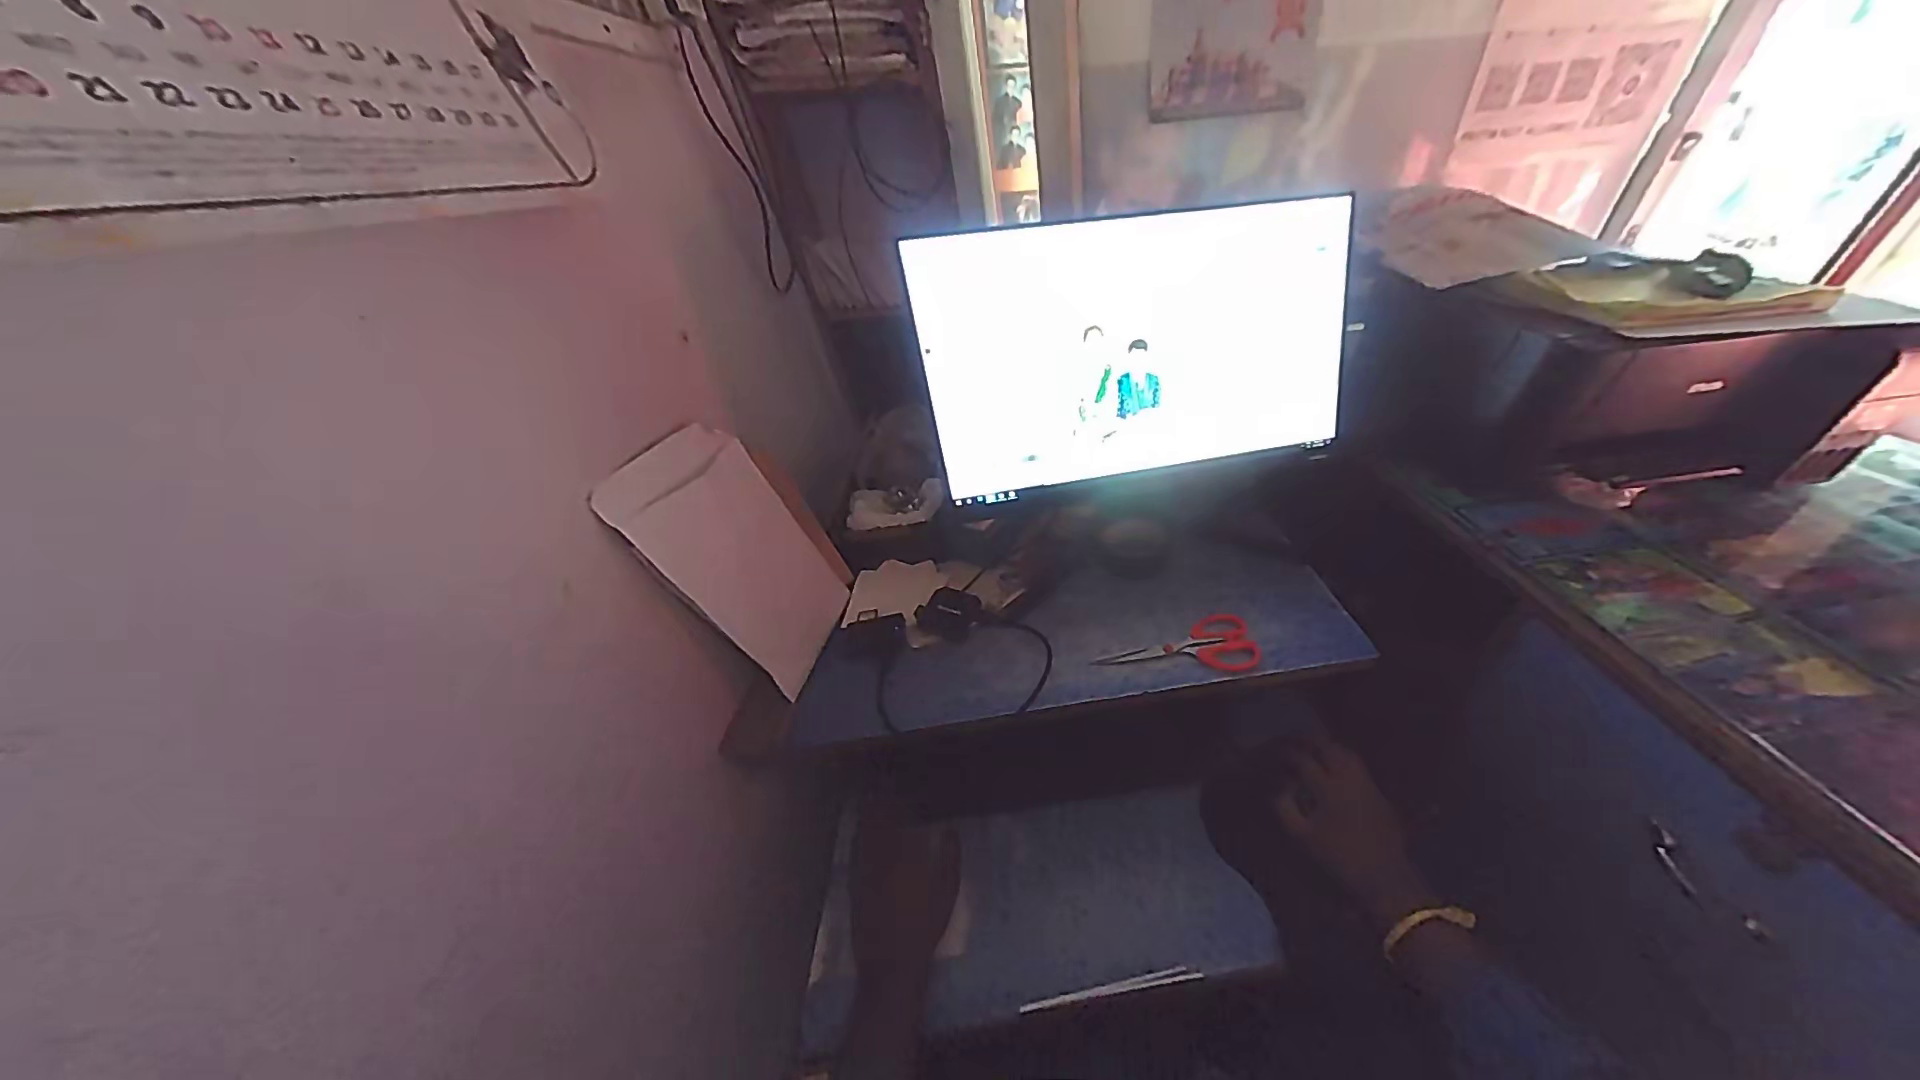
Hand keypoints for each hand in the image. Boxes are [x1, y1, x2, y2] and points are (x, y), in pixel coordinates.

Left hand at [849, 801, 961, 987]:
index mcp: (907, 854)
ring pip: (865, 832)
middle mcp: (882, 856)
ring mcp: (864, 869)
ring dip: (868, 815)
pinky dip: (858, 836)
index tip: (904, 788)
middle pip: (880, 820)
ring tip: (872, 800)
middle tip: (885, 788)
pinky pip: (855, 850)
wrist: (892, 963)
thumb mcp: (948, 892)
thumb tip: (949, 829)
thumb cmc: (926, 927)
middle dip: (882, 802)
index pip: (903, 817)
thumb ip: (950, 857)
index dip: (901, 799)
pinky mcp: (853, 883)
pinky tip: (860, 831)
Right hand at [1272, 733, 1436, 928]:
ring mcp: (1368, 786)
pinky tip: (1335, 770)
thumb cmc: (1337, 858)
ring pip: (1348, 755)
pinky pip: (1359, 769)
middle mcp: (1349, 779)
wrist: (1384, 880)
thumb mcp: (1300, 835)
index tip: (1275, 751)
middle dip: (1310, 741)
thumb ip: (1284, 805)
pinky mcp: (1380, 796)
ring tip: (1315, 750)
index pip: (1303, 759)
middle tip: (1295, 740)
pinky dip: (1344, 762)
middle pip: (1329, 748)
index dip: (1287, 752)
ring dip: (1330, 748)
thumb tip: (1281, 785)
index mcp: (1327, 787)